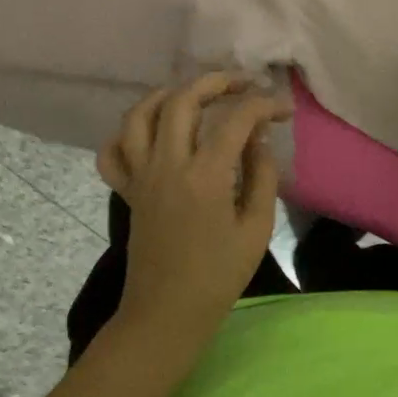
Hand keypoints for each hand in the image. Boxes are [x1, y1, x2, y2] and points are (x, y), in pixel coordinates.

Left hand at [96, 72, 290, 329]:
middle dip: (216, 82)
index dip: (264, 105)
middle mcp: (167, 166)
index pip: (236, 119)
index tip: (283, 110)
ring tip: (194, 93)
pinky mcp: (126, 191)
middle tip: (243, 84)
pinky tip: (152, 131)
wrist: (166, 314)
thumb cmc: (219, 276)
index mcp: (205, 176)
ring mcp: (141, 177)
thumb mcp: (257, 227)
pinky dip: (128, 132)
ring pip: (140, 115)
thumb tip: (258, 139)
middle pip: (183, 100)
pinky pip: (113, 151)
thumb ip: (262, 175)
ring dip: (168, 94)